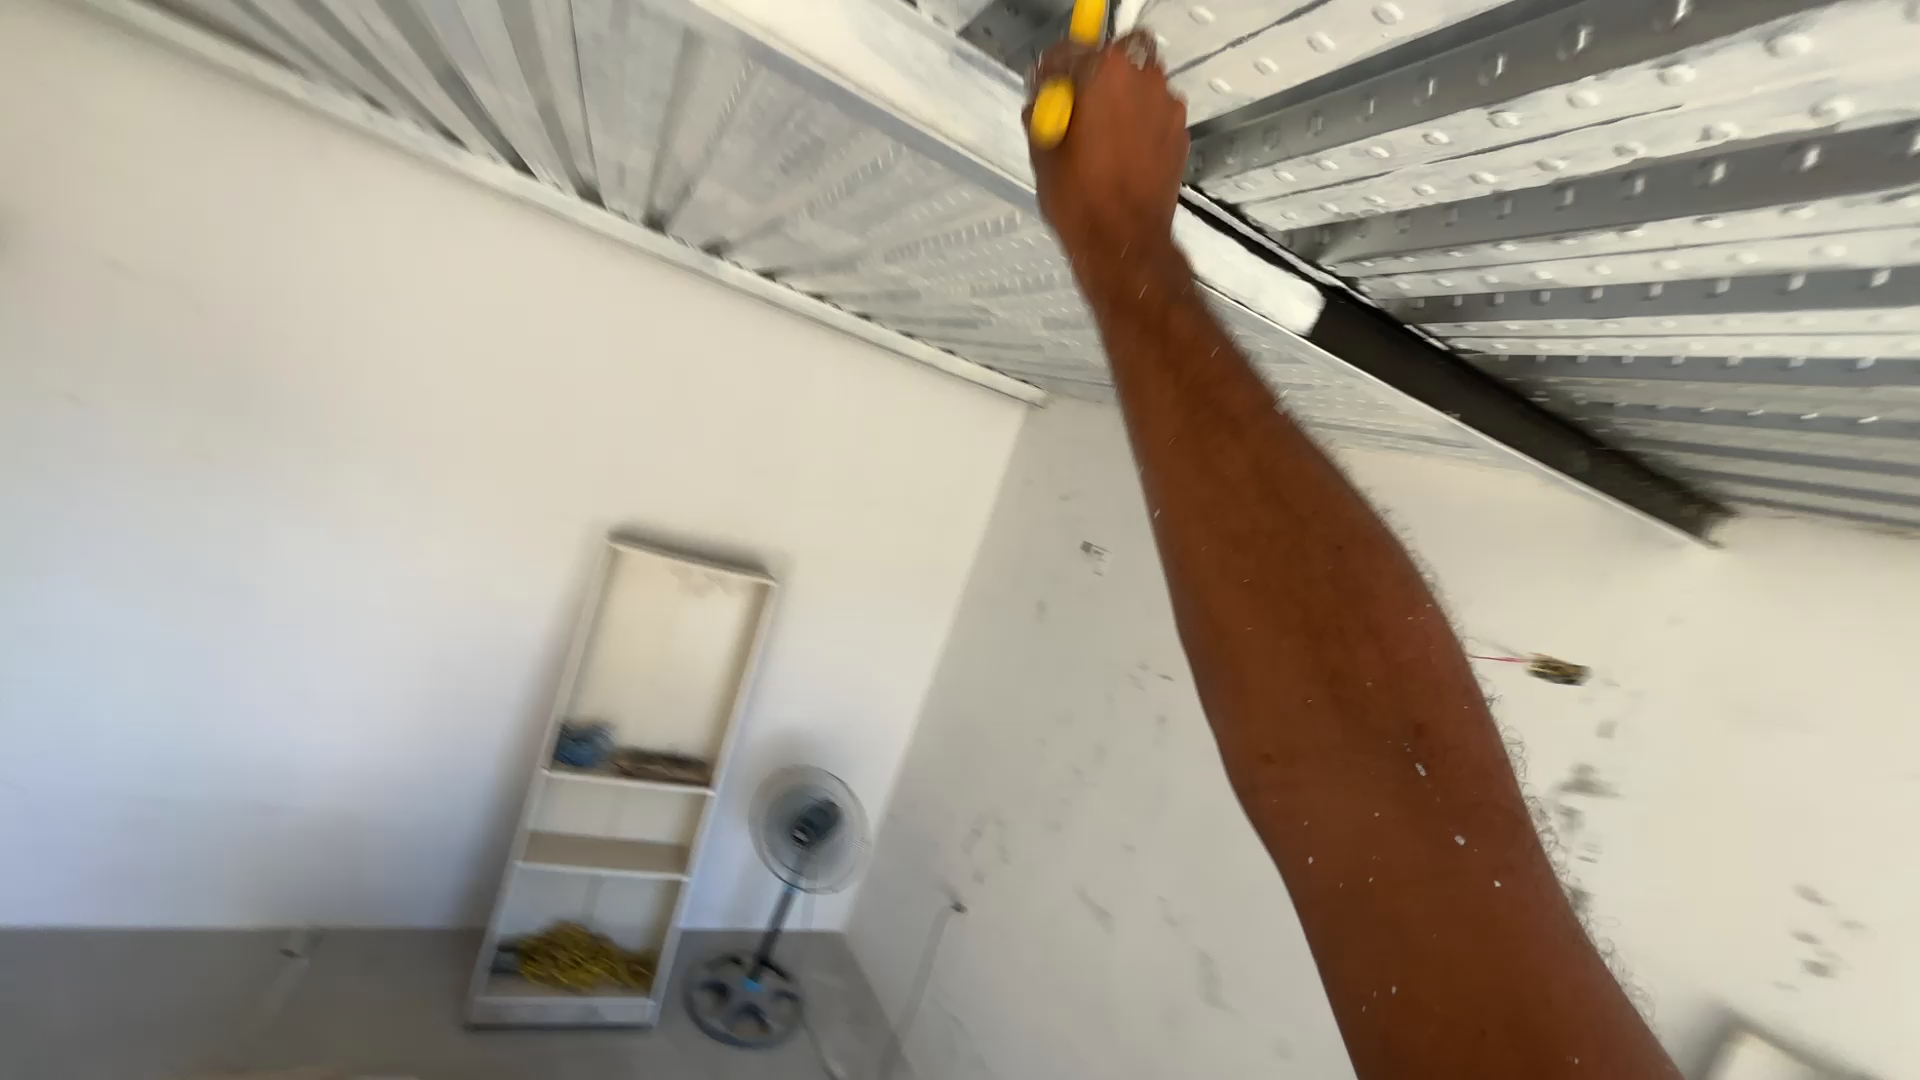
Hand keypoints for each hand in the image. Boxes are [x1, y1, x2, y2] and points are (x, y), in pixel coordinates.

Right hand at [1024, 30, 1189, 259]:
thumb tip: (1042, 103)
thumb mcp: (1044, 157)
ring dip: (1123, 100)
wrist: (1124, 244)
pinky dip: (1140, 126)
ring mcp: (1168, 106)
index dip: (1055, 71)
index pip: (1072, 50)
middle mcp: (1143, 77)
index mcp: (1104, 73)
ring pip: (1142, 85)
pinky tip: (1123, 158)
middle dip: (1099, 75)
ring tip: (1103, 139)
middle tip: (1080, 108)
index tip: (1046, 90)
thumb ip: (1042, 116)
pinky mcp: (1180, 135)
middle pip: (1119, 56)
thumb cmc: (1079, 200)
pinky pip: (1155, 116)